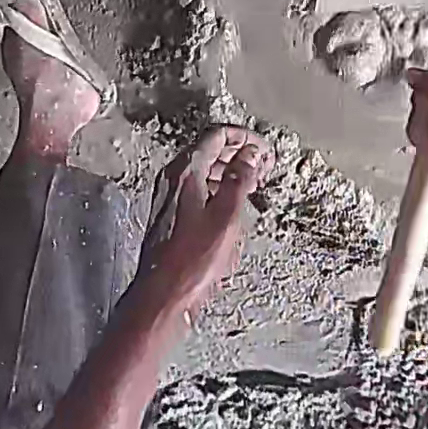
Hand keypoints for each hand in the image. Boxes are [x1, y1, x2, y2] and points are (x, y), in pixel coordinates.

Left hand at [149, 126, 267, 310]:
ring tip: (254, 183)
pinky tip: (233, 202)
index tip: (265, 150)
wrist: (162, 294)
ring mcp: (169, 192)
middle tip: (264, 165)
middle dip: (239, 151)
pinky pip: (198, 185)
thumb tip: (252, 153)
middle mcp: (174, 175)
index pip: (218, 135)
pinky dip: (218, 184)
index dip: (245, 138)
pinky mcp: (170, 210)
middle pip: (210, 147)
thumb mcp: (226, 215)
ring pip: (204, 166)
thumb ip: (240, 179)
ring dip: (230, 169)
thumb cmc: (194, 258)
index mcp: (187, 170)